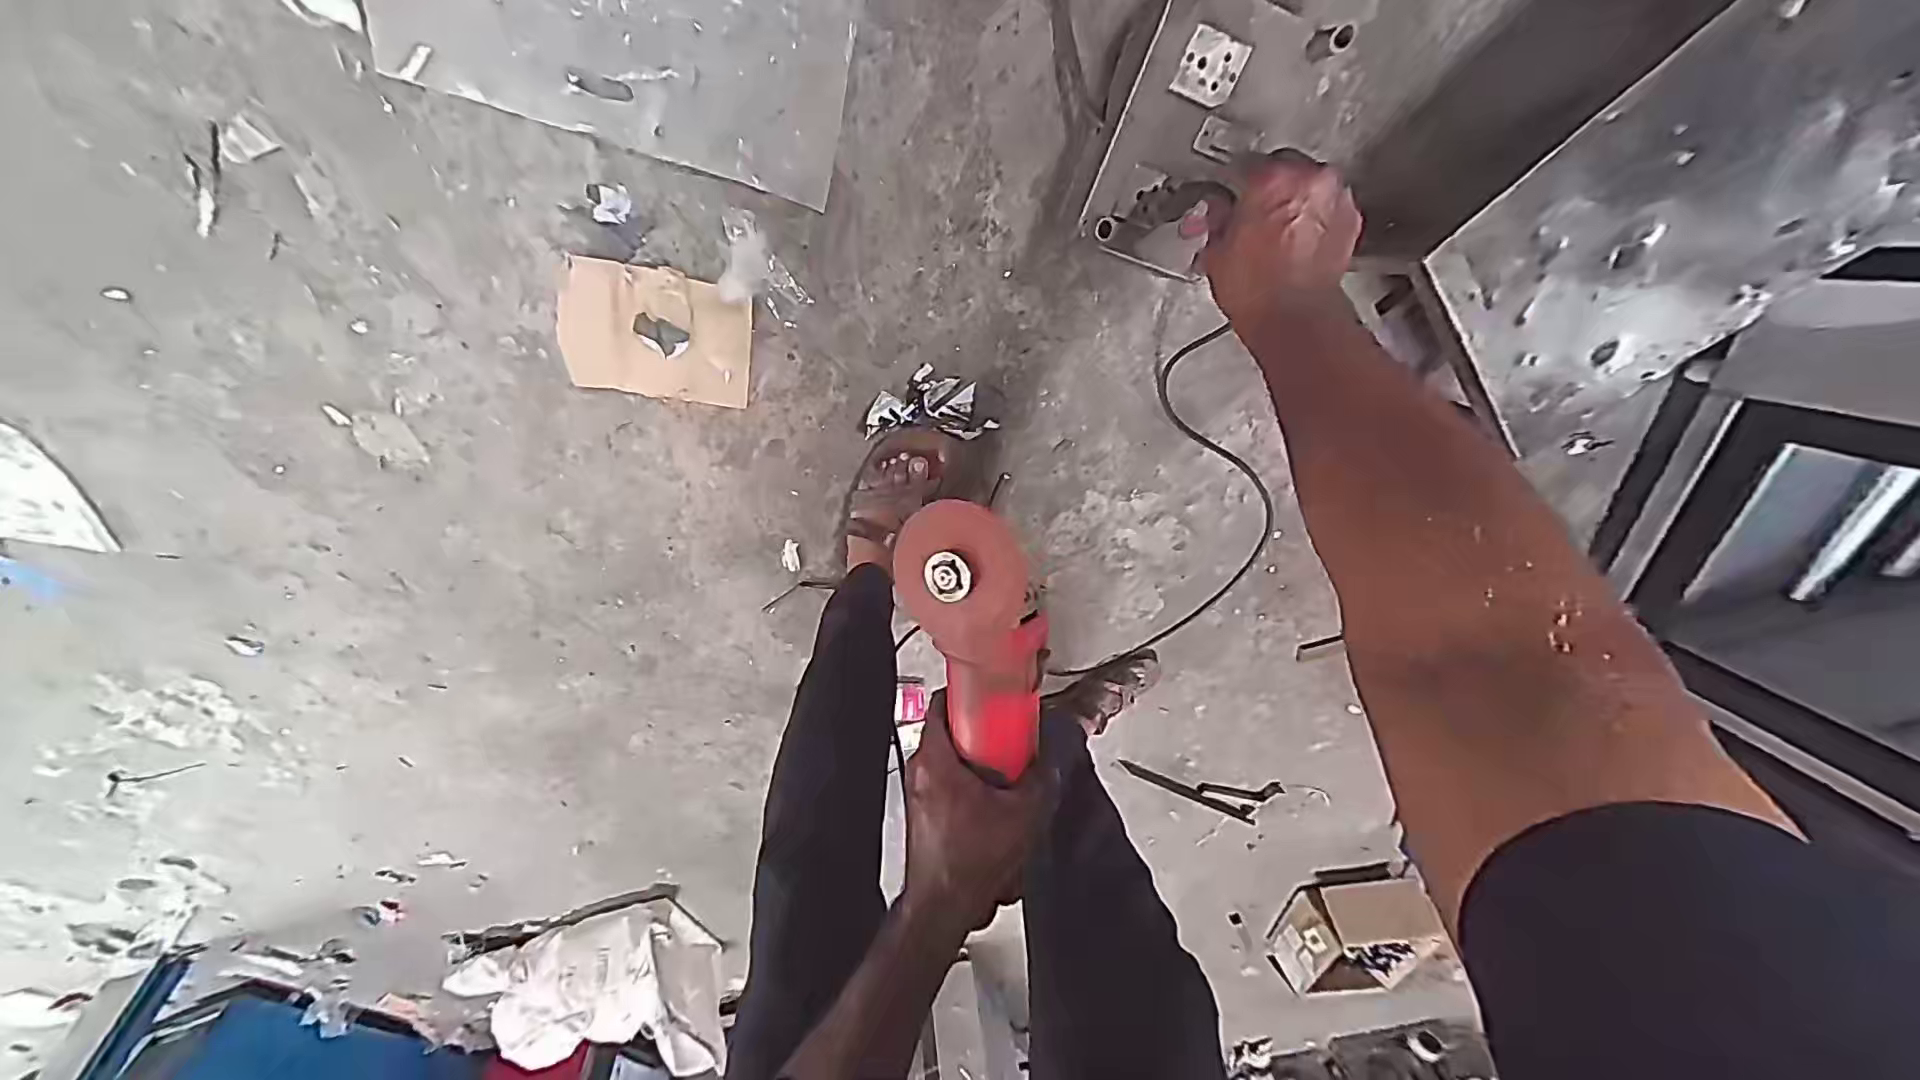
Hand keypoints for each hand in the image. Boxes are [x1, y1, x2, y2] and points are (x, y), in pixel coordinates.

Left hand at [901, 694, 1049, 932]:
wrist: (943, 904)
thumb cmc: (968, 864)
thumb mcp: (1022, 814)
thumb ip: (1041, 779)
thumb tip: (1049, 762)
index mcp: (935, 761)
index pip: (941, 703)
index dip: (967, 692)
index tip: (988, 693)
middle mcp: (919, 770)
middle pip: (946, 727)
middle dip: (977, 727)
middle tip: (1003, 733)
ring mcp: (917, 790)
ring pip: (946, 753)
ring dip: (973, 754)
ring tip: (1002, 768)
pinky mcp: (922, 809)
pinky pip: (943, 776)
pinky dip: (965, 776)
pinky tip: (990, 796)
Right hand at [1201, 150, 1362, 329]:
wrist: (1294, 318)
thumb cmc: (1259, 291)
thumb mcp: (1217, 254)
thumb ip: (1217, 221)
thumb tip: (1217, 211)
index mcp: (1272, 180)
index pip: (1244, 164)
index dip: (1229, 184)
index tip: (1223, 196)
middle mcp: (1309, 180)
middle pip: (1283, 168)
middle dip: (1264, 190)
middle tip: (1246, 216)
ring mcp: (1334, 198)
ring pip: (1308, 186)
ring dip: (1291, 202)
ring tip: (1271, 233)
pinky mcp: (1349, 220)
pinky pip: (1326, 207)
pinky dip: (1311, 218)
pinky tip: (1292, 242)